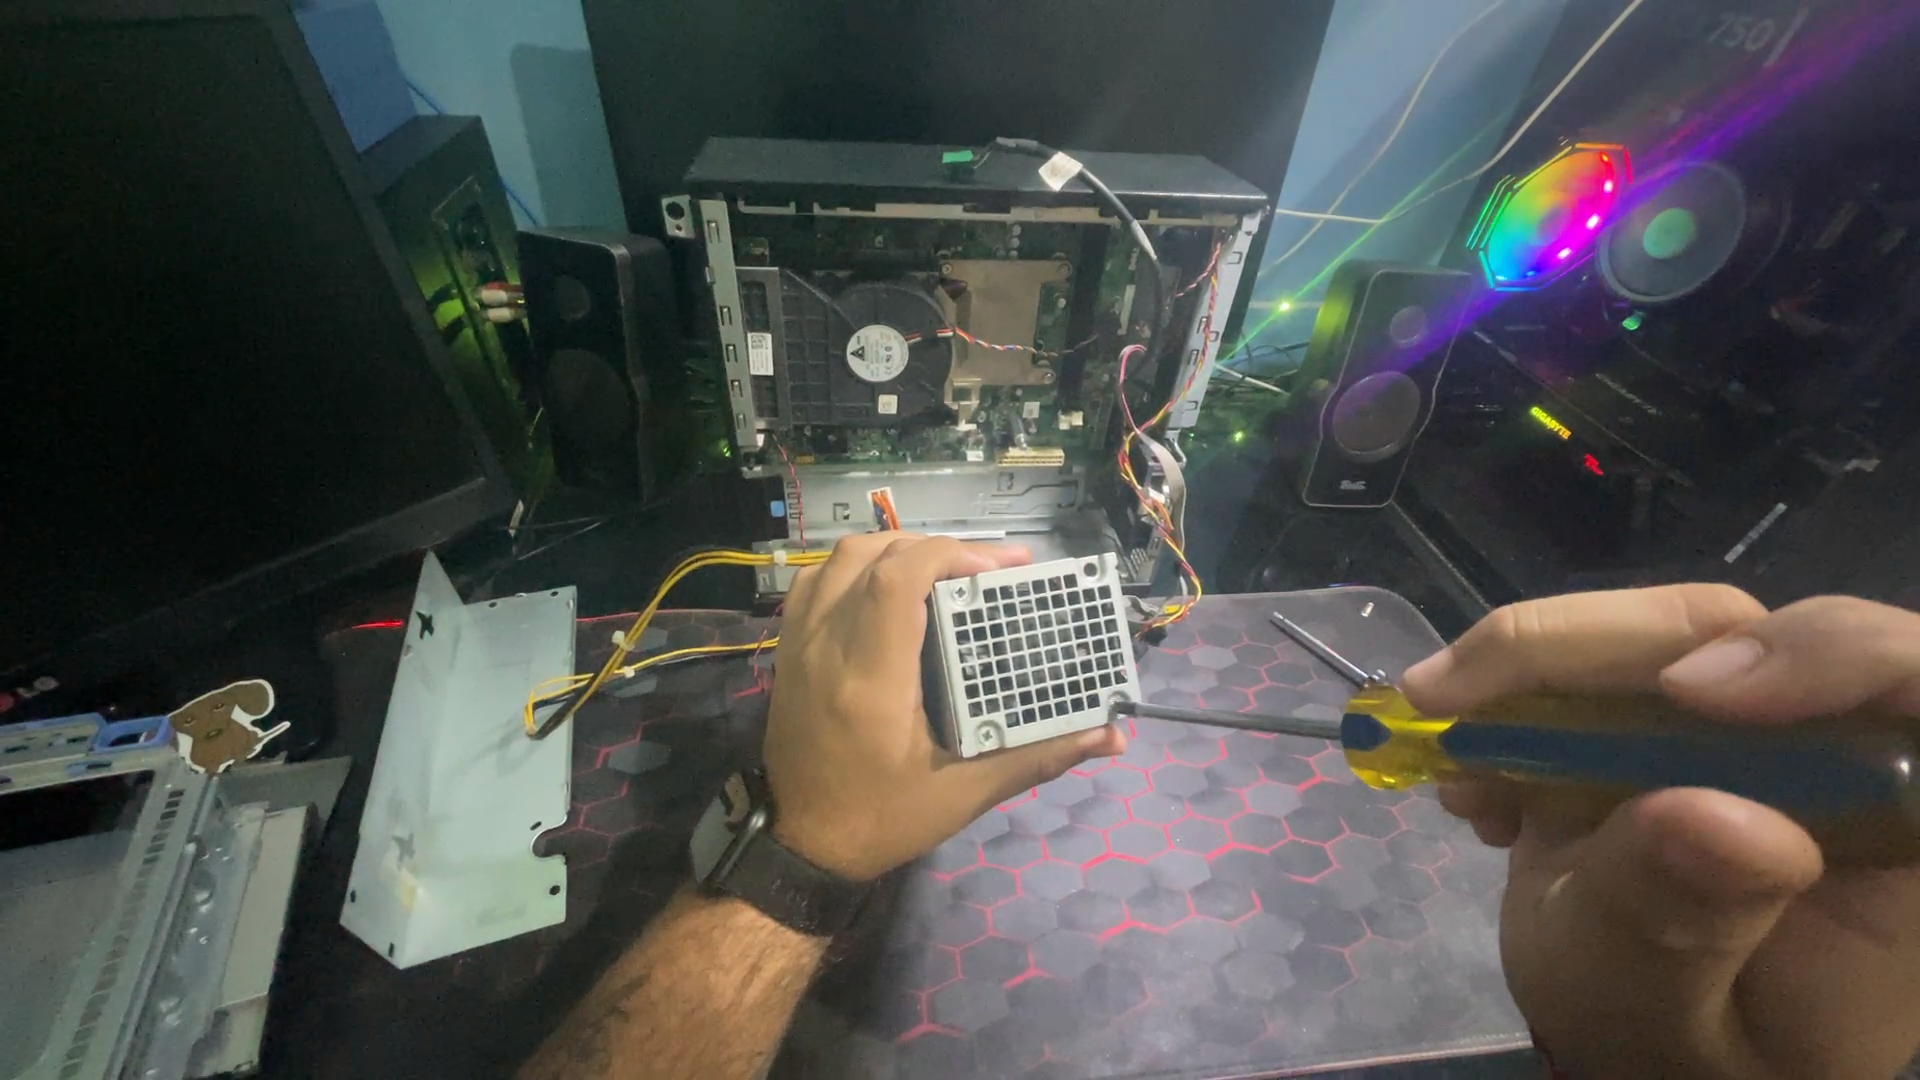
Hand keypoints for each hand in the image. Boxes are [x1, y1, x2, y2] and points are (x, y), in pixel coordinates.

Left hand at [763, 534, 1127, 881]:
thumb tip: (1109, 736)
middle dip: (938, 548)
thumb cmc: (879, 819)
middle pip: (873, 556)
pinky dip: (859, 566)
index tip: (999, 571)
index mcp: (870, 680)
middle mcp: (827, 647)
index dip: (949, 555)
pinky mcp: (790, 648)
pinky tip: (891, 585)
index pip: (895, 580)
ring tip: (946, 568)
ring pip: (843, 559)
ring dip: (898, 549)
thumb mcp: (963, 795)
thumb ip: (1036, 757)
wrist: (797, 844)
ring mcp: (801, 642)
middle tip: (990, 570)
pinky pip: (818, 578)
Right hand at [1402, 585, 1919, 1079]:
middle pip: (1711, 629)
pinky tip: (1469, 789)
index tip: (1688, 693)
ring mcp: (1703, 732)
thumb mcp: (1661, 1000)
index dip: (1819, 652)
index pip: (1904, 679)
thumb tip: (1717, 816)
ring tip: (1447, 766)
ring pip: (1615, 639)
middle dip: (1561, 648)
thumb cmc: (1671, 1047)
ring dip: (1503, 682)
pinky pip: (1555, 675)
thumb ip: (1684, 917)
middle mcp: (1804, 751)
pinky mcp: (1627, 729)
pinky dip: (1486, 709)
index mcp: (1887, 823)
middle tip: (1439, 695)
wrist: (1630, 1042)